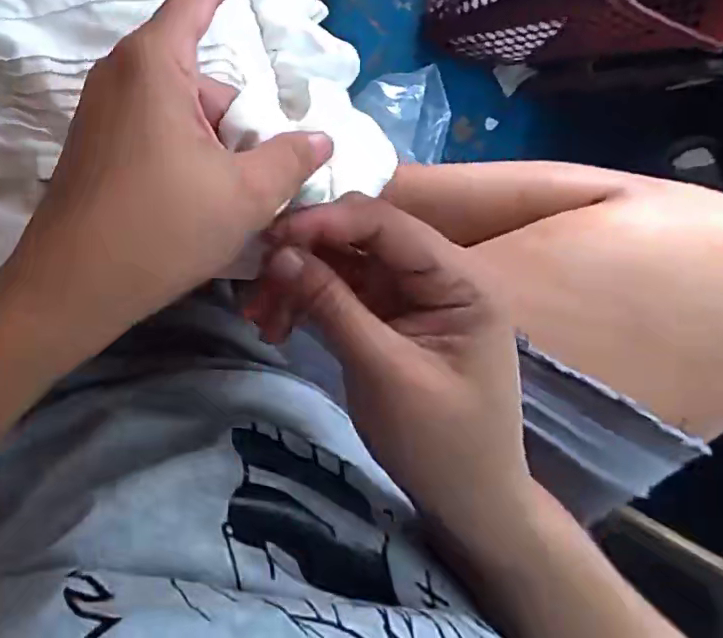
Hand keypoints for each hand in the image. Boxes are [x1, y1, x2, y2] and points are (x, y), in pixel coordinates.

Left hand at [0, 0, 331, 353]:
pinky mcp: (90, 141)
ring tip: (220, 201)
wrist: (72, 282)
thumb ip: (290, 158)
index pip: (193, 4)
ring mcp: (98, 110)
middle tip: (252, 174)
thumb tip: (320, 139)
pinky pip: (150, 127)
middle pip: (197, 76)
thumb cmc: (161, 227)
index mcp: (150, 65)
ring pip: (177, 108)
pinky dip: (179, 150)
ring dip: (209, 142)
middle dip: (232, 117)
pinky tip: (188, 201)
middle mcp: (117, 75)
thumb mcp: (244, 194)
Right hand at [240, 194, 530, 534]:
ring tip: (260, 316)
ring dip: (291, 279)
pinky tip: (274, 326)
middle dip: (300, 251)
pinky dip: (297, 299)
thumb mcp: (384, 371)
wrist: (466, 501)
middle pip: (351, 233)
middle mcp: (430, 272)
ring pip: (331, 258)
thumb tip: (277, 252)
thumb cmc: (442, 440)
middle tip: (256, 279)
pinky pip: (327, 285)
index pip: (382, 223)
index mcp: (458, 278)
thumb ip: (331, 304)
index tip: (270, 239)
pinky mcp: (376, 308)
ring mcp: (400, 289)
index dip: (323, 220)